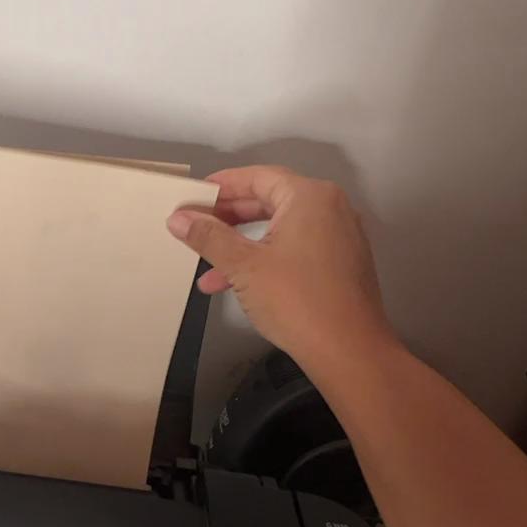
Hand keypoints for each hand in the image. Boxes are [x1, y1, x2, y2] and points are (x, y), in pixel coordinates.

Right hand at [166, 166, 398, 372]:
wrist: (347, 350)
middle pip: (268, 200)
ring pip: (278, 229)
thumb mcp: (243, 266)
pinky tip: (234, 285)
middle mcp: (329, 208)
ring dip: (240, 246)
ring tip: (206, 269)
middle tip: (195, 228)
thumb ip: (209, 237)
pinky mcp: (337, 263)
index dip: (222, 185)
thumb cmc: (296, 300)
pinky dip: (263, 259)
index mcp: (309, 197)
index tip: (192, 197)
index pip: (258, 177)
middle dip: (227, 218)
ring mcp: (337, 236)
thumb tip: (178, 219)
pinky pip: (293, 248)